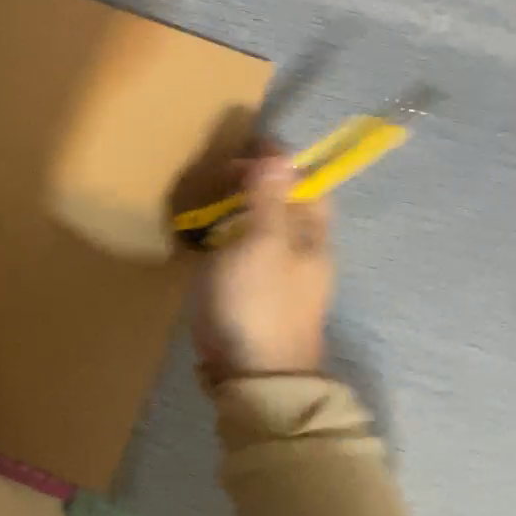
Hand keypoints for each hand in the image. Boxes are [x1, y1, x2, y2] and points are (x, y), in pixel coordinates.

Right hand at [189, 149, 333, 381]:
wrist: (252, 372)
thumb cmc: (258, 301)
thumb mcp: (261, 243)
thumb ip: (268, 200)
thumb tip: (282, 154)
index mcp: (310, 239)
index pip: (307, 187)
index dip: (283, 163)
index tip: (248, 142)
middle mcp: (299, 252)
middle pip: (285, 205)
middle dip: (259, 181)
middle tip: (219, 169)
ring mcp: (274, 274)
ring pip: (262, 226)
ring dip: (240, 205)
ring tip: (208, 193)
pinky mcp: (248, 289)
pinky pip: (242, 247)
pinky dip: (226, 231)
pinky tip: (205, 232)